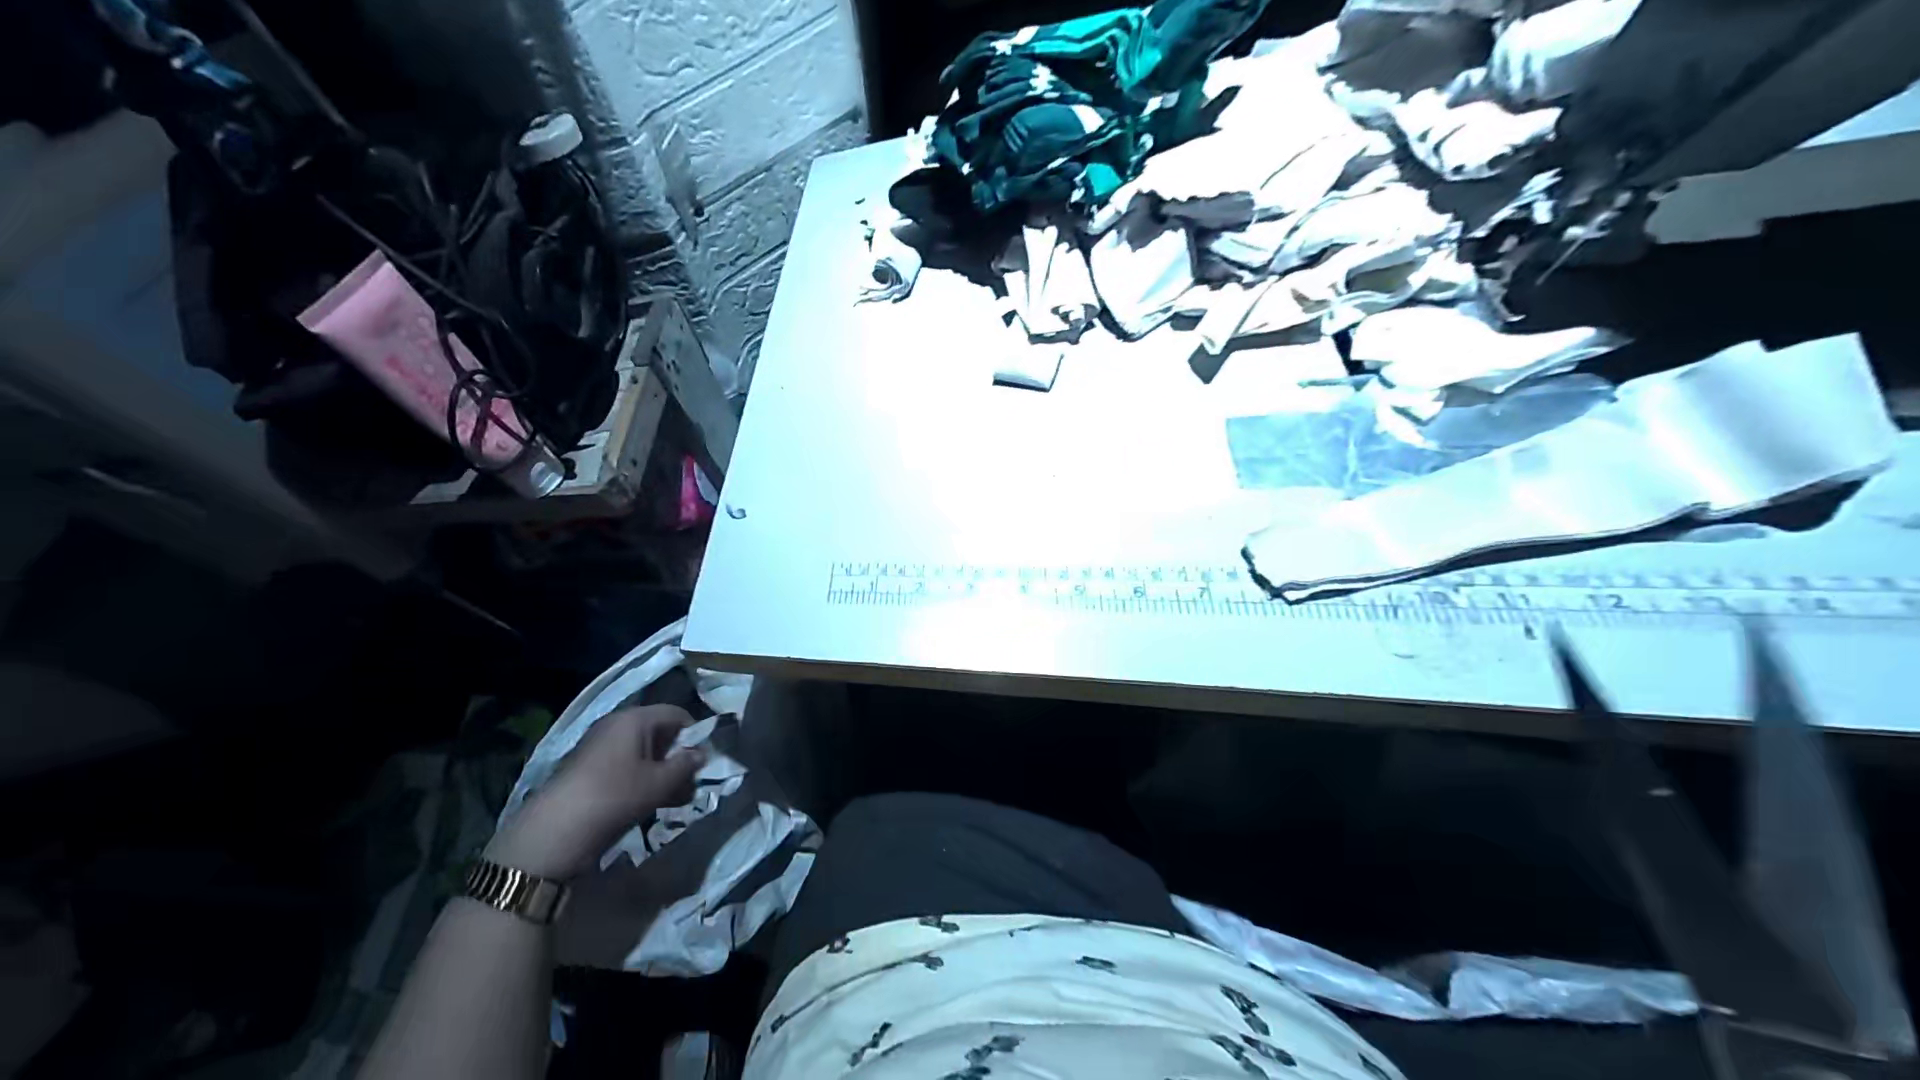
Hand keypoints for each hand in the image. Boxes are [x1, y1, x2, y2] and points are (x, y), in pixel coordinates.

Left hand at [484, 705, 706, 880]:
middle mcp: (616, 726)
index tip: (704, 762)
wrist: (554, 832)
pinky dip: (642, 781)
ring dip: (663, 774)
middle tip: (691, 785)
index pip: (677, 714)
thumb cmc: (615, 796)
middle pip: (660, 734)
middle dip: (679, 758)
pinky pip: (626, 768)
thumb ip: (686, 765)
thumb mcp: (660, 782)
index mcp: (634, 719)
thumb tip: (701, 753)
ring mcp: (600, 748)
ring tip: (675, 800)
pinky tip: (650, 805)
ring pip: (644, 754)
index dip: (695, 735)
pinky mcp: (589, 771)